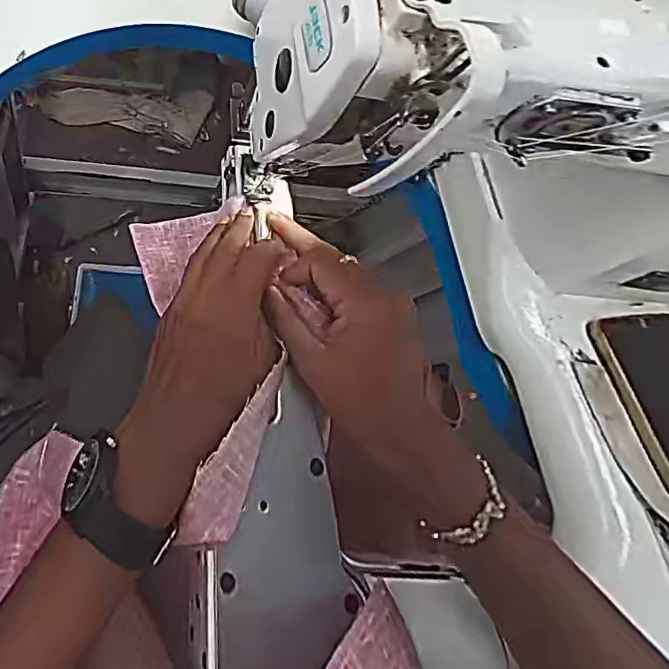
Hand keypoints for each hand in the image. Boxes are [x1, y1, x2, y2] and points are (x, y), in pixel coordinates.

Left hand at [116, 209, 285, 526]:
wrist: (170, 422)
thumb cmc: (215, 403)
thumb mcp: (261, 363)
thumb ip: (269, 321)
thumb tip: (273, 296)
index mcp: (232, 309)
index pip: (256, 259)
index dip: (273, 248)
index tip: (281, 246)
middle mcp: (205, 298)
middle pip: (226, 247)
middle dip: (243, 227)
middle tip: (256, 214)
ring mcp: (184, 301)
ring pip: (205, 253)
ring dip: (221, 233)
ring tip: (233, 221)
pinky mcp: (172, 310)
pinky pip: (191, 269)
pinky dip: (205, 252)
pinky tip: (211, 250)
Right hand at [261, 213, 486, 528]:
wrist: (401, 431)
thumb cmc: (364, 405)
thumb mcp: (311, 359)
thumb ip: (286, 317)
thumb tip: (268, 290)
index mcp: (364, 301)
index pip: (320, 258)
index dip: (291, 258)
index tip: (271, 254)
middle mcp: (383, 294)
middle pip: (334, 260)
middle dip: (301, 254)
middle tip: (275, 237)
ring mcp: (391, 303)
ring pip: (345, 273)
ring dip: (316, 272)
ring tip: (288, 276)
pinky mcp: (393, 314)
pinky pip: (358, 289)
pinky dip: (334, 289)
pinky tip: (314, 299)